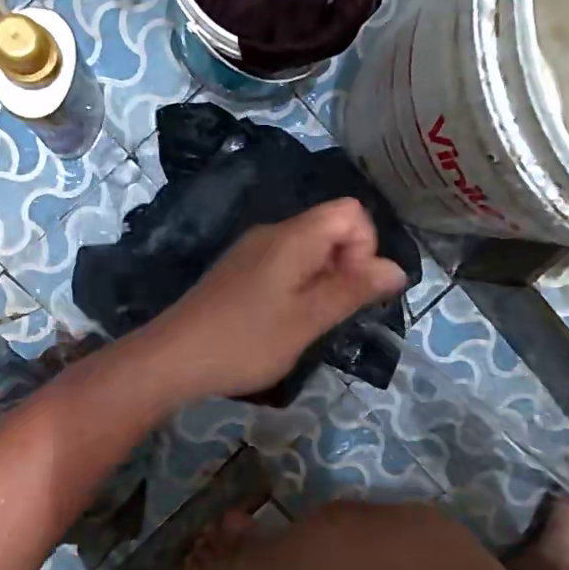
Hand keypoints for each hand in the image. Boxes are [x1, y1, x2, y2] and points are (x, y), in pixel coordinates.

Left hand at [131, 198, 407, 402]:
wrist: (172, 358)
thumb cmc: (245, 341)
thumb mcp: (307, 320)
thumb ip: (352, 290)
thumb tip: (396, 267)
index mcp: (292, 236)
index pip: (351, 212)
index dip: (365, 246)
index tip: (351, 289)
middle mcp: (271, 233)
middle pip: (329, 228)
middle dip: (346, 266)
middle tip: (329, 313)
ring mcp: (250, 251)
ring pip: (307, 250)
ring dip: (321, 281)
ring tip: (306, 323)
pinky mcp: (237, 271)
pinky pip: (283, 264)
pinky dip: (297, 286)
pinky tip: (281, 322)